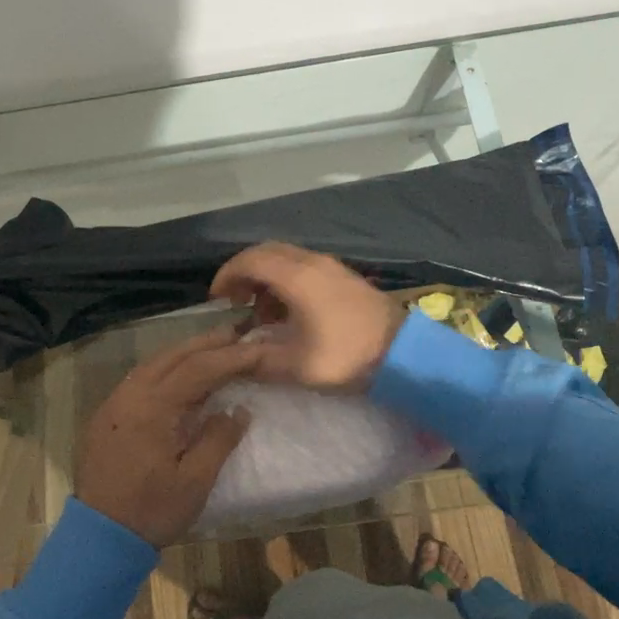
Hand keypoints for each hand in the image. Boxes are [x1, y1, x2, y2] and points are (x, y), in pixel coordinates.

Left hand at [76, 326, 258, 546]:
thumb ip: (218, 440)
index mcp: (152, 407)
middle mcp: (130, 394)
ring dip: (185, 352)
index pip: (198, 369)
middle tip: (238, 333)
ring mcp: (114, 402)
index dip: (231, 357)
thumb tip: (238, 410)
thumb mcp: (195, 482)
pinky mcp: (107, 415)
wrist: (99, 537)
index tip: (258, 350)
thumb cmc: (151, 511)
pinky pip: (141, 378)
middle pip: (173, 356)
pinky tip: (181, 374)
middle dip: (207, 343)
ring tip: (215, 347)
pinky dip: (167, 368)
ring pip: (154, 363)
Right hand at [210, 242, 406, 392]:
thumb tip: (232, 357)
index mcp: (296, 277)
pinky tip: (288, 312)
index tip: (216, 299)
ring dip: (266, 277)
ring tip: (260, 312)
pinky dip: (285, 281)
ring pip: (286, 258)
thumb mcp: (295, 366)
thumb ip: (257, 359)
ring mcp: (330, 266)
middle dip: (244, 272)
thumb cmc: (345, 356)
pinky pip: (303, 266)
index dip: (227, 275)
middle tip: (234, 301)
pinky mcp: (343, 276)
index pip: (250, 260)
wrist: (403, 354)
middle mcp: (311, 262)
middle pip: (266, 252)